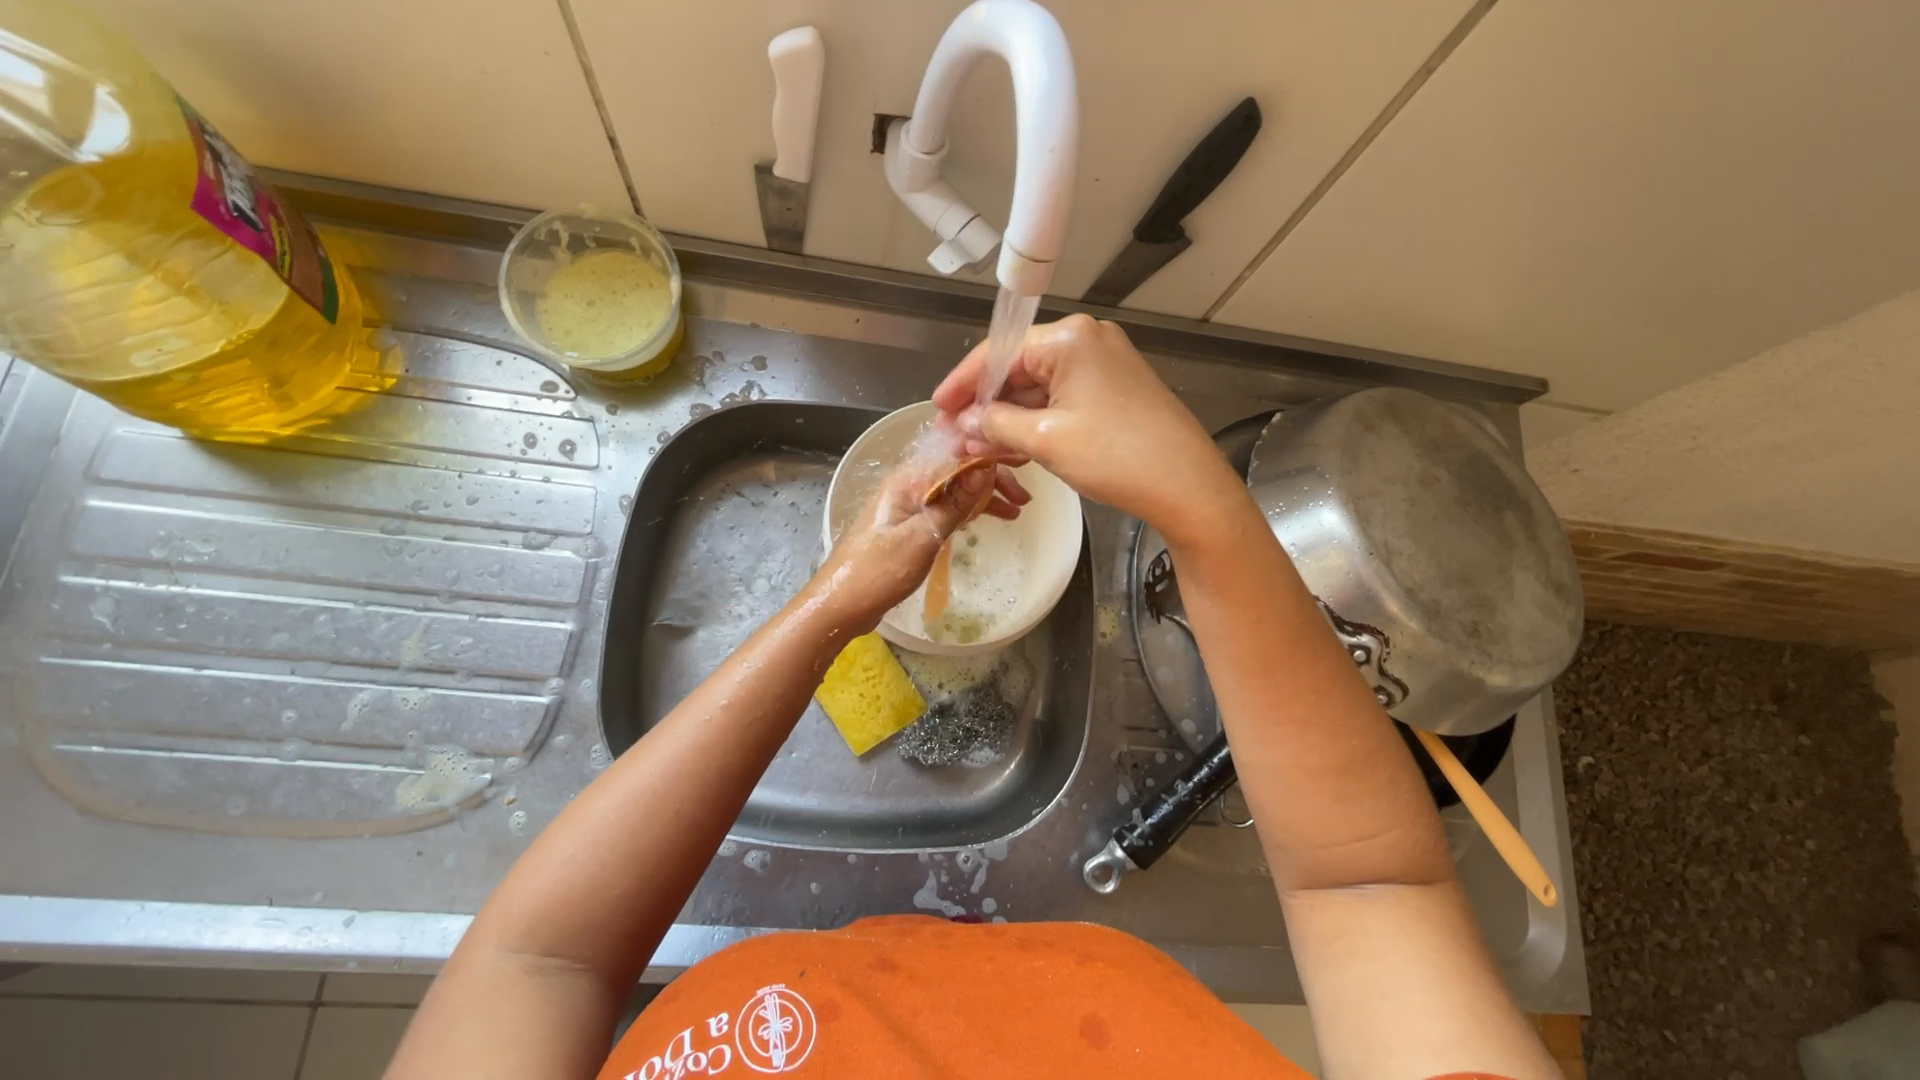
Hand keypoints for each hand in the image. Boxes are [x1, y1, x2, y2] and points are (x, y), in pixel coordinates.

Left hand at [813, 457, 1028, 625]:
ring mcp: (905, 507)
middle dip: (991, 482)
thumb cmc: (878, 571)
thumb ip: (953, 503)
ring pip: (952, 492)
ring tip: (1014, 512)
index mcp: (907, 481)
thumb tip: (983, 469)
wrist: (840, 605)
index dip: (990, 462)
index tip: (1020, 473)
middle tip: (1024, 500)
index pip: (957, 458)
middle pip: (956, 473)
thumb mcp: (922, 538)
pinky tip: (984, 519)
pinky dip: (965, 513)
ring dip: (981, 499)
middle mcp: (906, 487)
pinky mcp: (905, 528)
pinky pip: (942, 510)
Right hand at [931, 314, 1242, 534]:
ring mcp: (1103, 363)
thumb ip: (996, 426)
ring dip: (1008, 418)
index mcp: (1068, 338)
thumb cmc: (1116, 457)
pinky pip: (1061, 398)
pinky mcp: (1114, 388)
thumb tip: (962, 424)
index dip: (962, 384)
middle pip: (1017, 367)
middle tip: (954, 439)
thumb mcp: (1046, 441)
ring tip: (977, 450)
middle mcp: (1086, 339)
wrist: (1189, 486)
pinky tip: (1012, 446)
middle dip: (984, 405)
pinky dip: (1036, 421)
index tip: (936, 410)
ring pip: (1038, 386)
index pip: (997, 353)